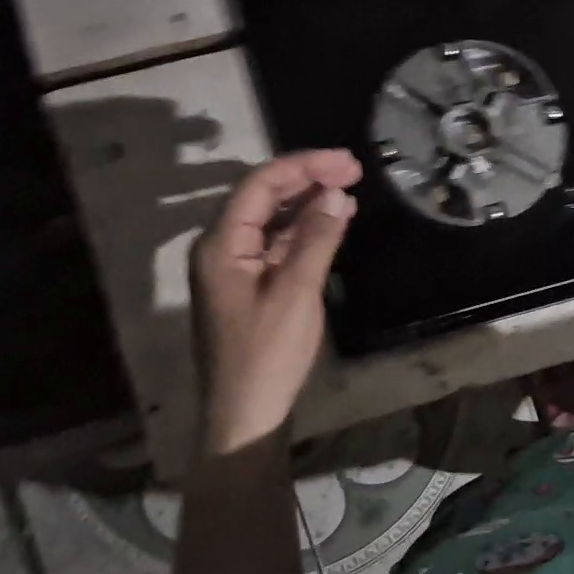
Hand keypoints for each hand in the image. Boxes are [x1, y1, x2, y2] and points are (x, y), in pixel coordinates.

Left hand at [190, 150, 362, 454]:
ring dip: (307, 202)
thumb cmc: (267, 353)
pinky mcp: (250, 286)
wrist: (246, 411)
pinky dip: (304, 230)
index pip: (259, 185)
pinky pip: (276, 244)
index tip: (347, 162)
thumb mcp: (296, 292)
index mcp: (220, 244)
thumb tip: (336, 195)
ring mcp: (234, 267)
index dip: (303, 166)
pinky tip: (332, 223)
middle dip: (306, 178)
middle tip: (352, 169)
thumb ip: (316, 239)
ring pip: (270, 219)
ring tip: (347, 189)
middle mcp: (221, 247)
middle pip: (261, 197)